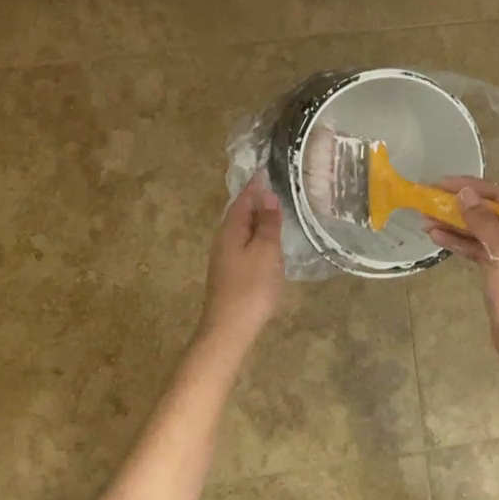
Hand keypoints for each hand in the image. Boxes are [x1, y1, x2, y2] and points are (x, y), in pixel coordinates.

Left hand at [200, 171, 286, 342]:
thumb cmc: (251, 287)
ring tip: (274, 212)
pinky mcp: (229, 274)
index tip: (266, 170)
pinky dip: (256, 237)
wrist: (228, 330)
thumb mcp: (266, 251)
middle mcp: (223, 239)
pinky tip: (267, 244)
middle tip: (273, 187)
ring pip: (242, 230)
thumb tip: (268, 198)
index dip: (255, 185)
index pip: (243, 198)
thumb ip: (268, 224)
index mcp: (231, 229)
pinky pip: (243, 245)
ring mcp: (224, 258)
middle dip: (255, 200)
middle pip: (240, 213)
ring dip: (256, 219)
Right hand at [422, 177, 498, 360]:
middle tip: (430, 198)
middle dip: (460, 205)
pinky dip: (459, 242)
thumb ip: (484, 222)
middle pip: (491, 211)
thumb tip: (465, 192)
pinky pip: (479, 248)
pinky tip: (436, 236)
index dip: (472, 187)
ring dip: (455, 223)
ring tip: (425, 218)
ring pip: (481, 229)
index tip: (442, 183)